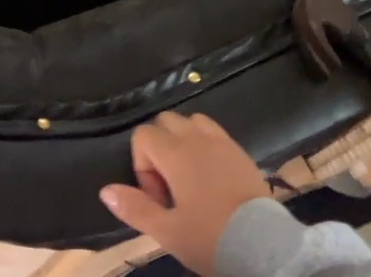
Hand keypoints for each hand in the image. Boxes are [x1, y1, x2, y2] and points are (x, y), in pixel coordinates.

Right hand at [100, 112, 269, 275]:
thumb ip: (135, 208)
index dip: (142, 165)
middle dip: (160, 148)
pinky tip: (212, 178)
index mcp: (174, 153)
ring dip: (183, 141)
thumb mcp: (167, 231)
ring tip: (190, 177)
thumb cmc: (211, 237)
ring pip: (191, 121)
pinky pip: (214, 132)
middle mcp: (195, 138)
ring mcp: (221, 142)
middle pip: (165, 121)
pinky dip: (205, 145)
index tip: (158, 199)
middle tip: (171, 187)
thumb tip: (105, 190)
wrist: (264, 248)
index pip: (143, 136)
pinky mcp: (240, 151)